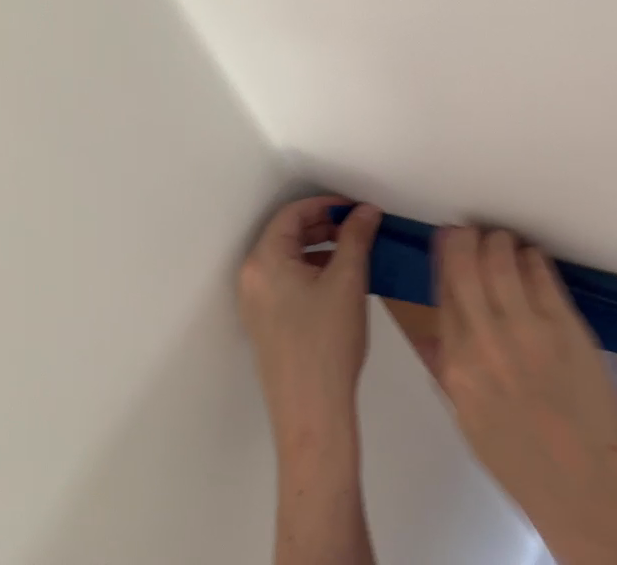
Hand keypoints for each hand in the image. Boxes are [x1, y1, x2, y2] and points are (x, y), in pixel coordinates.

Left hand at [238, 196, 382, 441]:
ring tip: (355, 253)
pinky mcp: (265, 324)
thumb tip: (366, 211)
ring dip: (319, 248)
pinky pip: (286, 282)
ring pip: (287, 260)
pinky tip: (340, 282)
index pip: (291, 214)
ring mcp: (255, 304)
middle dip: (323, 225)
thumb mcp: (348, 281)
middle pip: (286, 235)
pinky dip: (312, 272)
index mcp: (264, 262)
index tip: (356, 208)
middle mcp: (251, 278)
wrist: (312, 411)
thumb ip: (356, 237)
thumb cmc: (328, 341)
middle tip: (358, 227)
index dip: (326, 204)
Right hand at [433, 227, 616, 539]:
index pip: (442, 291)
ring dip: (500, 242)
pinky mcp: (564, 322)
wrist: (580, 478)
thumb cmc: (519, 458)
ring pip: (502, 258)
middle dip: (466, 239)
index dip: (444, 259)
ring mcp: (525, 326)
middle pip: (466, 264)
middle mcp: (484, 338)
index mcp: (456, 364)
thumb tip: (432, 335)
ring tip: (503, 241)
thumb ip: (446, 370)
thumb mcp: (466, 419)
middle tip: (471, 231)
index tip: (447, 242)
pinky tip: (531, 258)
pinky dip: (532, 258)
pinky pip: (540, 272)